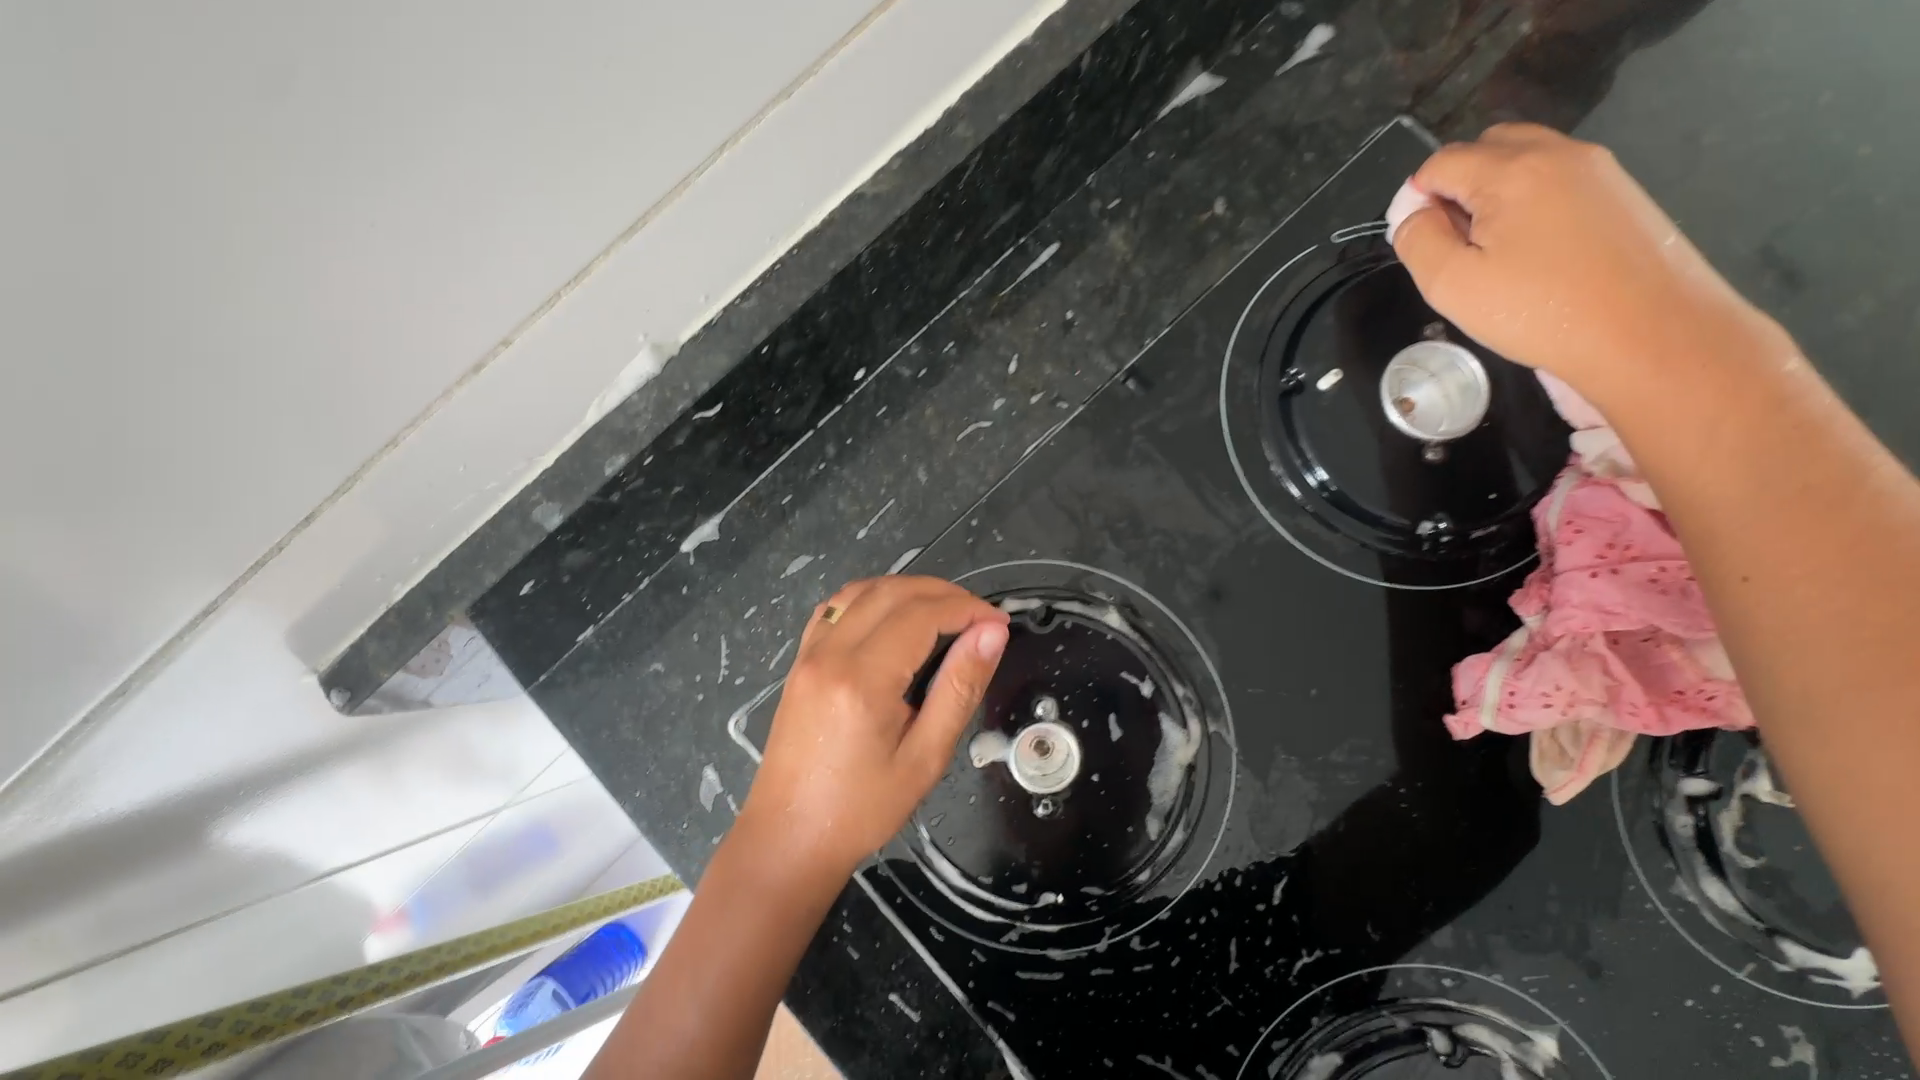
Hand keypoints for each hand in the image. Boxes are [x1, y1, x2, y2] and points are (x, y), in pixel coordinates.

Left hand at [739, 575, 1008, 877]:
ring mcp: (809, 654)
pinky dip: (872, 598)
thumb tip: (991, 634)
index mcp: (863, 679)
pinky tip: (894, 617)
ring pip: (862, 591)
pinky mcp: (800, 662)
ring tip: (946, 612)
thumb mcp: (925, 757)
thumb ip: (959, 688)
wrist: (789, 837)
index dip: (966, 608)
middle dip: (943, 593)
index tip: (998, 623)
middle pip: (893, 592)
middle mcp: (830, 653)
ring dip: (908, 589)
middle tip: (980, 617)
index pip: (922, 614)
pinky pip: (836, 608)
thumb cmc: (862, 809)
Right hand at [1389, 123, 1774, 394]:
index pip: (1440, 163)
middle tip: (1455, 240)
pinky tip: (1537, 252)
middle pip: (1487, 146)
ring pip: (1527, 159)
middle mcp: (1557, 153)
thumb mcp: (1452, 285)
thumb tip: (1412, 214)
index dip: (1414, 198)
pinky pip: (1561, 179)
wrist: (1651, 333)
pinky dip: (1534, 201)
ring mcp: (1598, 169)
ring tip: (1495, 248)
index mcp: (1510, 171)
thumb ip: (1417, 240)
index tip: (1417, 241)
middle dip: (1458, 184)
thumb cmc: (1539, 312)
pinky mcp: (1622, 192)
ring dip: (1497, 191)